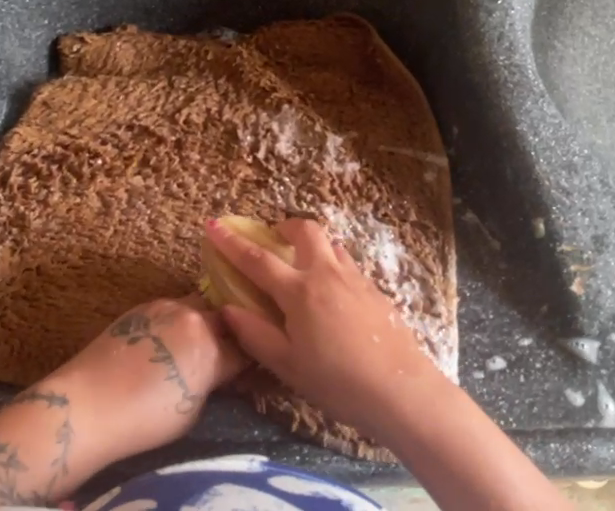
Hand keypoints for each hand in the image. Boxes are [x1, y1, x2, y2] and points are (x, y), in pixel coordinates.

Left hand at [47, 297, 249, 459]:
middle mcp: (192, 317)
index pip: (247, 346)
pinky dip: (182, 319)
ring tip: (204, 340)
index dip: (255, 356)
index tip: (255, 365)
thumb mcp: (193, 409)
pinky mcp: (142, 306)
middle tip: (233, 348)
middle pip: (225, 316)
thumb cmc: (145, 419)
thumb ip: (214, 381)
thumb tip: (222, 373)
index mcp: (210, 346)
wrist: (89, 403)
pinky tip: (174, 337)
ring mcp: (165, 306)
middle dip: (233, 330)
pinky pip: (174, 307)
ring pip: (199, 304)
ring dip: (207, 319)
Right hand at [205, 217, 448, 443]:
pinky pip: (348, 265)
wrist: (402, 391)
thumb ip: (255, 334)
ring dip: (312, 244)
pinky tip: (333, 295)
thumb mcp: (288, 366)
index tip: (213, 224)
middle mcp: (326, 274)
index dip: (231, 242)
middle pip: (305, 230)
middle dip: (285, 226)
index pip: (257, 259)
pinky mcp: (376, 290)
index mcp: (299, 291)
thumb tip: (228, 308)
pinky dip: (333, 266)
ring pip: (331, 244)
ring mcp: (355, 279)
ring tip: (304, 266)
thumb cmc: (338, 382)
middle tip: (274, 240)